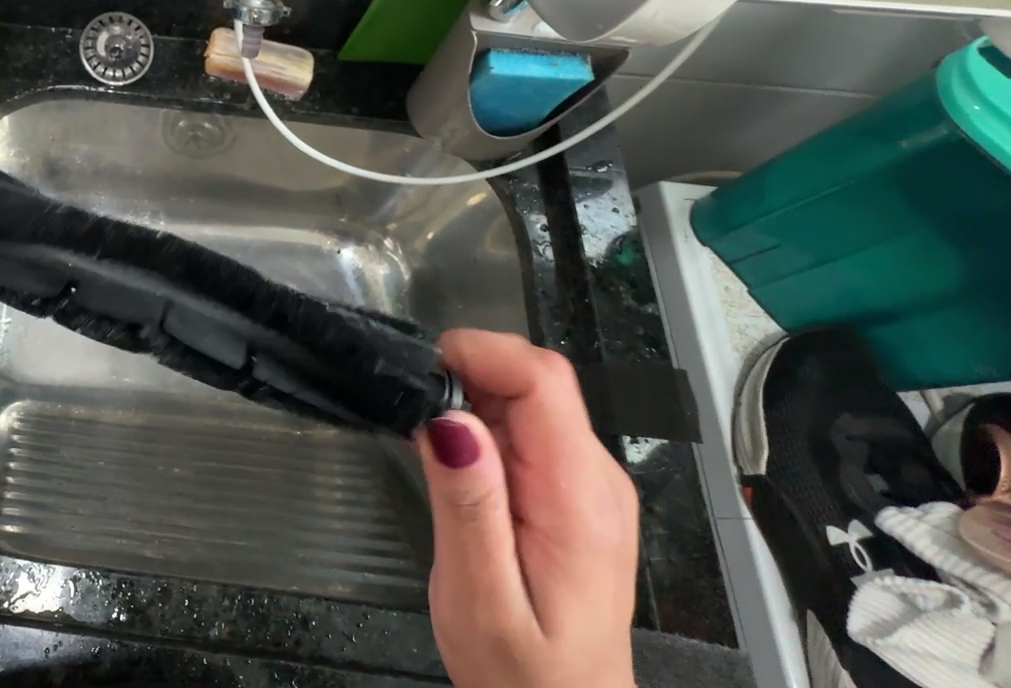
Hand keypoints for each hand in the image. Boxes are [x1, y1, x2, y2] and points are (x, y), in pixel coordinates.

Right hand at [416, 330, 639, 687]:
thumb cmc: (521, 675)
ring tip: (427, 444)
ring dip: (472, 398)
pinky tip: (453, 462)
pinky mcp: (569, 489)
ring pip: (530, 396)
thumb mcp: (479, 599)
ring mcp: (588, 482)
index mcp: (578, 497)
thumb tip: (449, 420)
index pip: (543, 380)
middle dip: (470, 373)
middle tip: (414, 412)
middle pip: (538, 380)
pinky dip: (481, 422)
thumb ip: (467, 506)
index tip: (422, 374)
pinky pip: (527, 426)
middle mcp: (595, 476)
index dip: (480, 354)